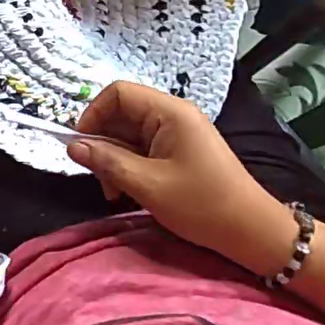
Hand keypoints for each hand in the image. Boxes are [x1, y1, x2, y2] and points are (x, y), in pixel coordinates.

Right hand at [67, 81, 294, 274]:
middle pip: (122, 114)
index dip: (93, 114)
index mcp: (169, 112)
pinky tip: (126, 191)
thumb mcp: (148, 185)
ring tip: (113, 192)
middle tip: (98, 178)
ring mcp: (177, 133)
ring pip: (129, 135)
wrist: (251, 231)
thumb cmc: (202, 205)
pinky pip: (142, 149)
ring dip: (114, 160)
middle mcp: (172, 115)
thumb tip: (73, 147)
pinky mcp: (179, 150)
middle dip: (103, 144)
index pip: (118, 93)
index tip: (80, 146)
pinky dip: (129, 167)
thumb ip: (107, 162)